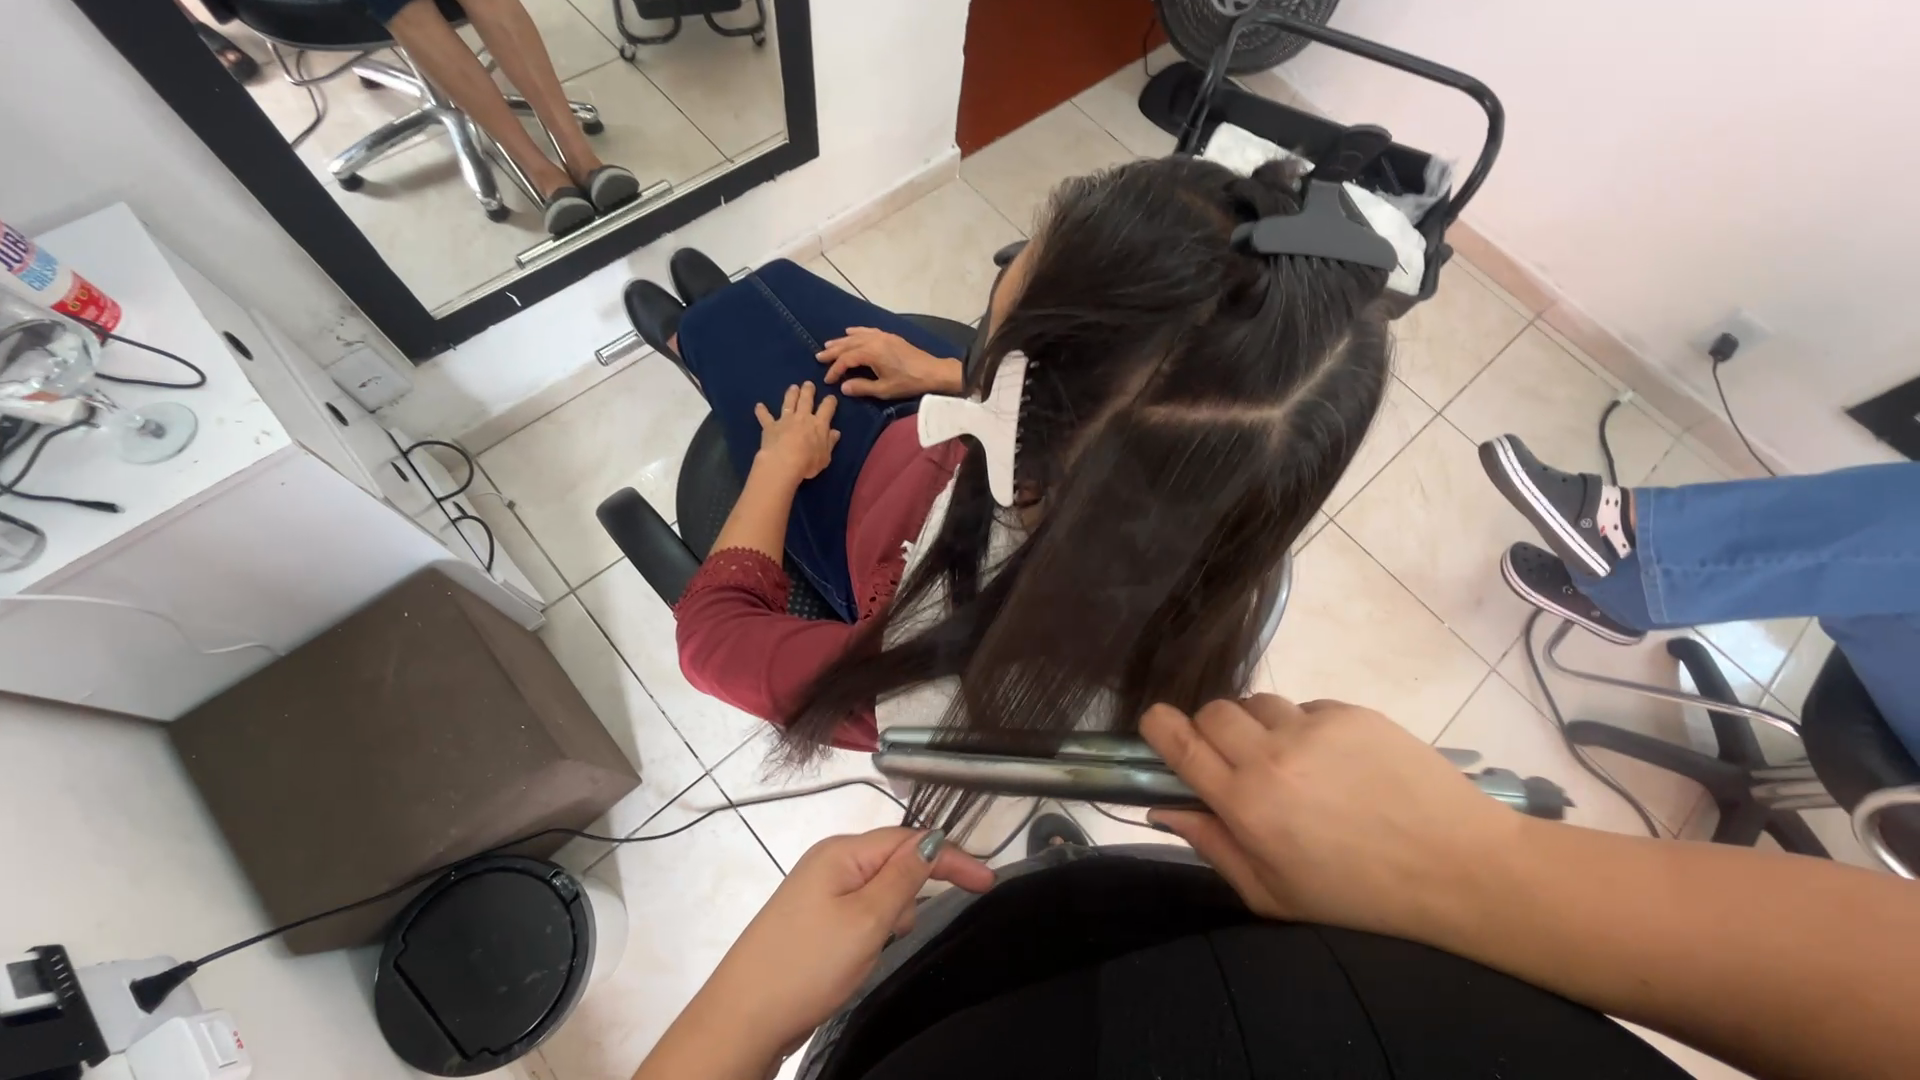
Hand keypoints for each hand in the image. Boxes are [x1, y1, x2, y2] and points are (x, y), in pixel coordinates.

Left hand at [701, 828, 993, 1056]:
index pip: (909, 840)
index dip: (950, 855)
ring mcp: (816, 892)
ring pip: (878, 887)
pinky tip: (872, 948)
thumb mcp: (866, 921)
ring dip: (897, 907)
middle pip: (893, 858)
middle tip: (956, 903)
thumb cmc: (808, 965)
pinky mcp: (811, 922)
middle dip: (921, 882)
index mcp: (842, 852)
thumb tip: (933, 839)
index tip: (989, 880)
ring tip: (888, 941)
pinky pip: (860, 908)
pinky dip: (876, 923)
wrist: (741, 1020)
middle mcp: (828, 862)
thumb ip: (904, 878)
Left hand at [754, 381, 838, 484]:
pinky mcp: (770, 426)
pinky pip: (765, 417)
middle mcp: (802, 418)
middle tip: (808, 384)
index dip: (830, 401)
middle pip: (806, 400)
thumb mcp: (825, 456)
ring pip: (788, 403)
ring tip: (793, 387)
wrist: (784, 462)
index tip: (831, 397)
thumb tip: (835, 432)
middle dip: (808, 391)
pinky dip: (761, 411)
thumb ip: (830, 443)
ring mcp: (785, 420)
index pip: (827, 408)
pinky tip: (758, 406)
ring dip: (791, 394)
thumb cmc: (809, 462)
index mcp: (819, 424)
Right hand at [816, 327, 963, 398]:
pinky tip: (850, 332)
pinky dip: (856, 332)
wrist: (932, 372)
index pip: (846, 360)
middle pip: (847, 344)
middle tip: (819, 357)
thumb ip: (862, 387)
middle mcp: (873, 340)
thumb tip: (843, 387)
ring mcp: (882, 336)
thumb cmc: (908, 382)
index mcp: (871, 353)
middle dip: (832, 351)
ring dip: (841, 341)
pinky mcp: (889, 337)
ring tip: (828, 345)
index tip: (828, 379)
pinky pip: (867, 331)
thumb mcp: (884, 389)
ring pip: (856, 337)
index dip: (835, 370)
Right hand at [1142, 695, 1524, 939]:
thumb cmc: (1359, 896)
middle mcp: (1271, 756)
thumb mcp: (1273, 894)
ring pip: (1257, 702)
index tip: (1158, 728)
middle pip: (1211, 711)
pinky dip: (1307, 727)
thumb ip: (1212, 846)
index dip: (1157, 726)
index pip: (1177, 740)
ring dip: (1259, 726)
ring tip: (1293, 760)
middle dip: (1211, 729)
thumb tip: (1162, 808)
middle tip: (1238, 760)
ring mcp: (1313, 728)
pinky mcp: (1351, 712)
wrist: (1461, 869)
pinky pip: (1306, 706)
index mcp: (1246, 804)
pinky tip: (1337, 761)